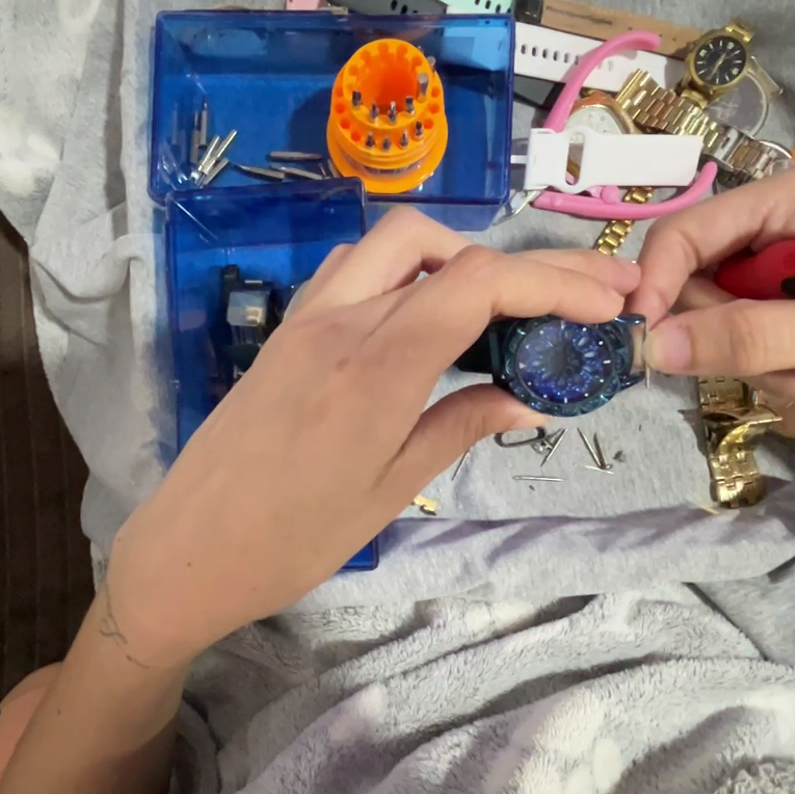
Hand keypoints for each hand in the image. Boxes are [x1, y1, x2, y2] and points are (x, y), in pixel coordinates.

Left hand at [103, 207, 638, 665]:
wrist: (187, 550)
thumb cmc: (291, 540)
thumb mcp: (390, 491)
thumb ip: (461, 426)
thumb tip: (533, 398)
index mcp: (375, 369)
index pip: (477, 283)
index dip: (553, 282)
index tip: (608, 302)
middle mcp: (339, 322)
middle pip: (440, 244)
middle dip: (523, 258)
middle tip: (586, 285)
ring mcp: (305, 319)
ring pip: (392, 243)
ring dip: (459, 255)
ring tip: (505, 302)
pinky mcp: (287, 330)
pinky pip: (353, 270)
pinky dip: (406, 271)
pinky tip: (427, 313)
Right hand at [630, 156, 794, 412]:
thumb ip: (756, 337)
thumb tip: (649, 348)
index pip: (689, 232)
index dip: (658, 288)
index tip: (649, 350)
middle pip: (705, 280)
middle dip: (732, 338)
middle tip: (784, 378)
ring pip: (732, 316)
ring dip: (767, 361)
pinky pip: (767, 334)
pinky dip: (790, 366)